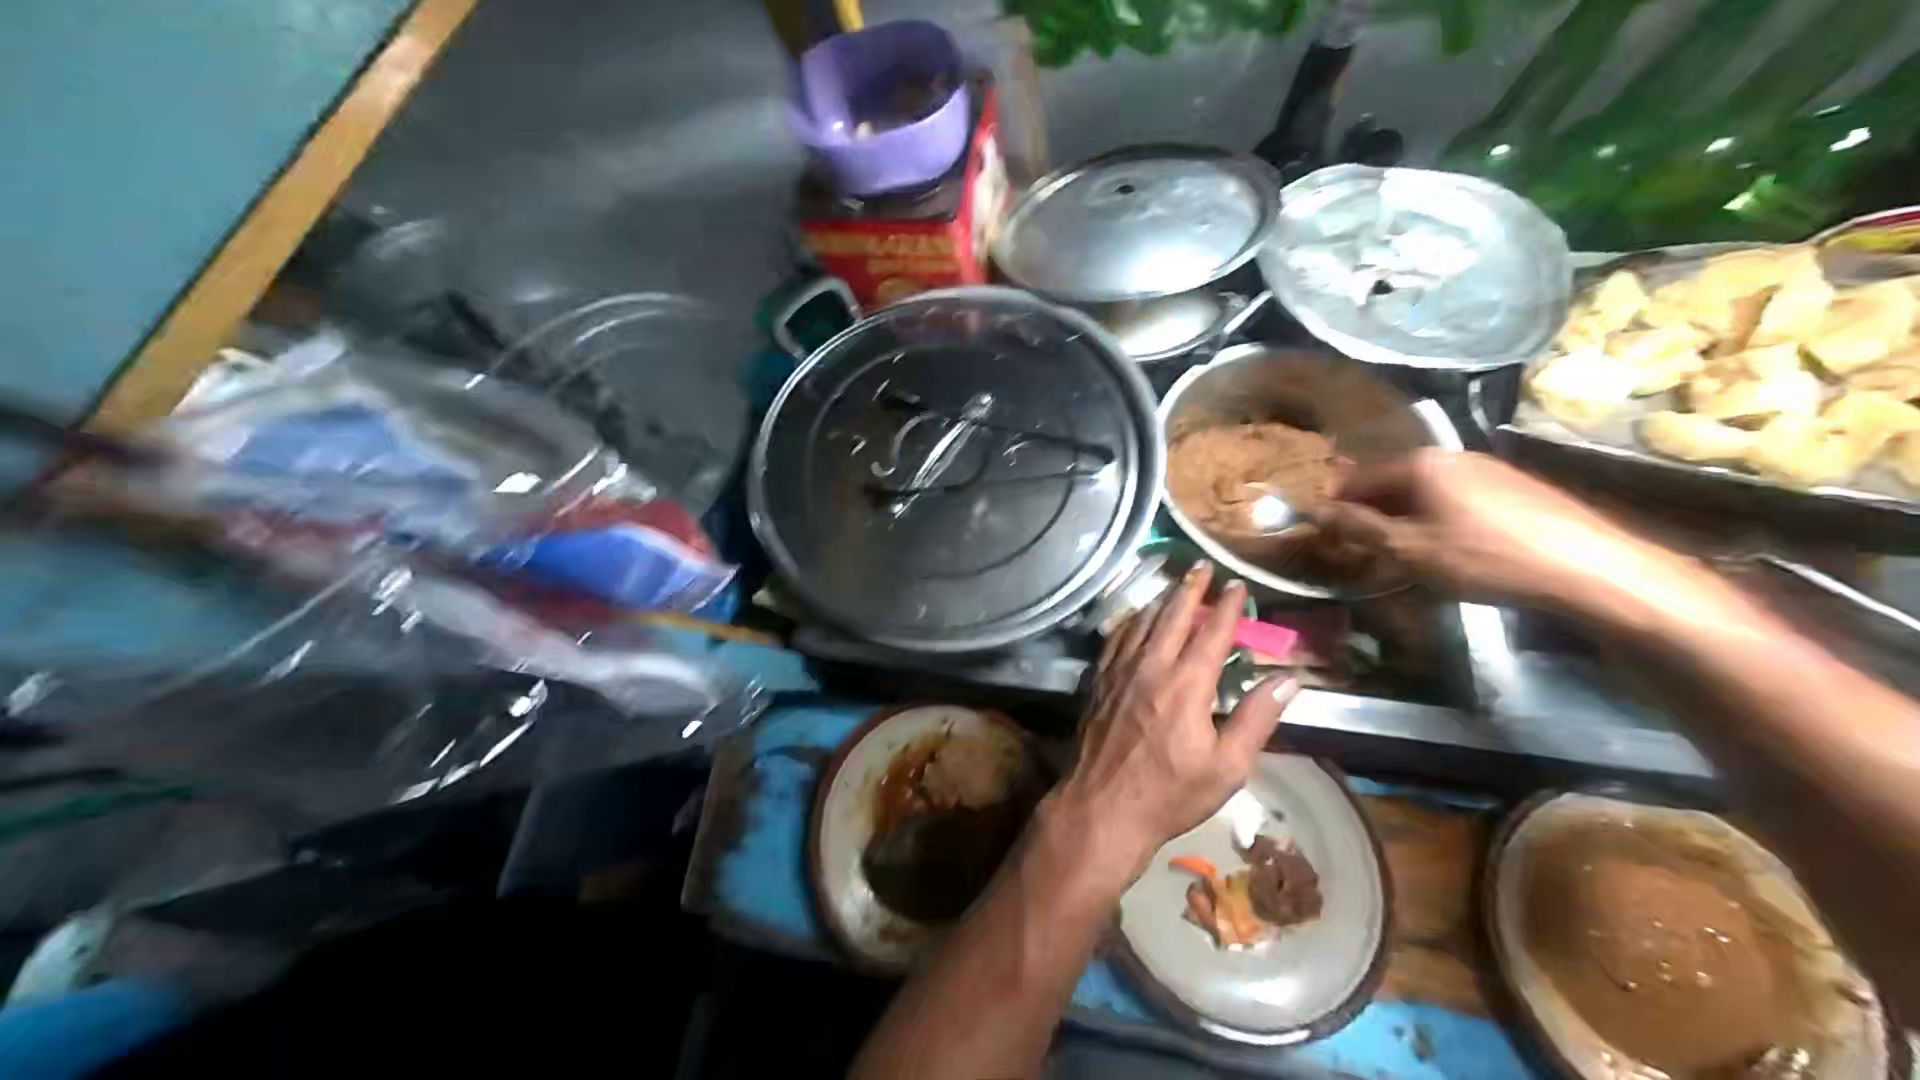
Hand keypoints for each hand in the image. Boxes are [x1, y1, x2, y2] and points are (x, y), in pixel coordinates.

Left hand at [1052, 562, 1298, 878]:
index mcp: (1186, 685)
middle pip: (1173, 616)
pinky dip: (1130, 622)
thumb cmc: (1170, 793)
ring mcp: (1119, 672)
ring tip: (1173, 585)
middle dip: (1190, 589)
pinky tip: (1134, 618)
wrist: (1103, 806)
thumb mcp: (1227, 767)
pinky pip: (1115, 640)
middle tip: (1201, 567)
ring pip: (1141, 623)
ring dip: (1161, 601)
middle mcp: (1151, 667)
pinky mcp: (1099, 682)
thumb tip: (1288, 681)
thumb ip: (1256, 719)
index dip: (1228, 607)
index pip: (1212, 633)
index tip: (1238, 584)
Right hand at [1313, 449, 1706, 621]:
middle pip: (1390, 484)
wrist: (1589, 568)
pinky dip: (1439, 520)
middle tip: (1369, 554)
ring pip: (1424, 492)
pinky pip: (1456, 499)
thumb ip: (1356, 527)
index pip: (1355, 480)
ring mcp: (1486, 468)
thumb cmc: (1484, 557)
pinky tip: (1455, 551)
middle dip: (1372, 516)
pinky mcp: (1515, 486)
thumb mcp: (1408, 549)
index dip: (1336, 511)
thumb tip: (1311, 510)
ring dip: (1405, 520)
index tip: (1331, 542)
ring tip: (1411, 557)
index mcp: (1418, 463)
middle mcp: (1449, 455)